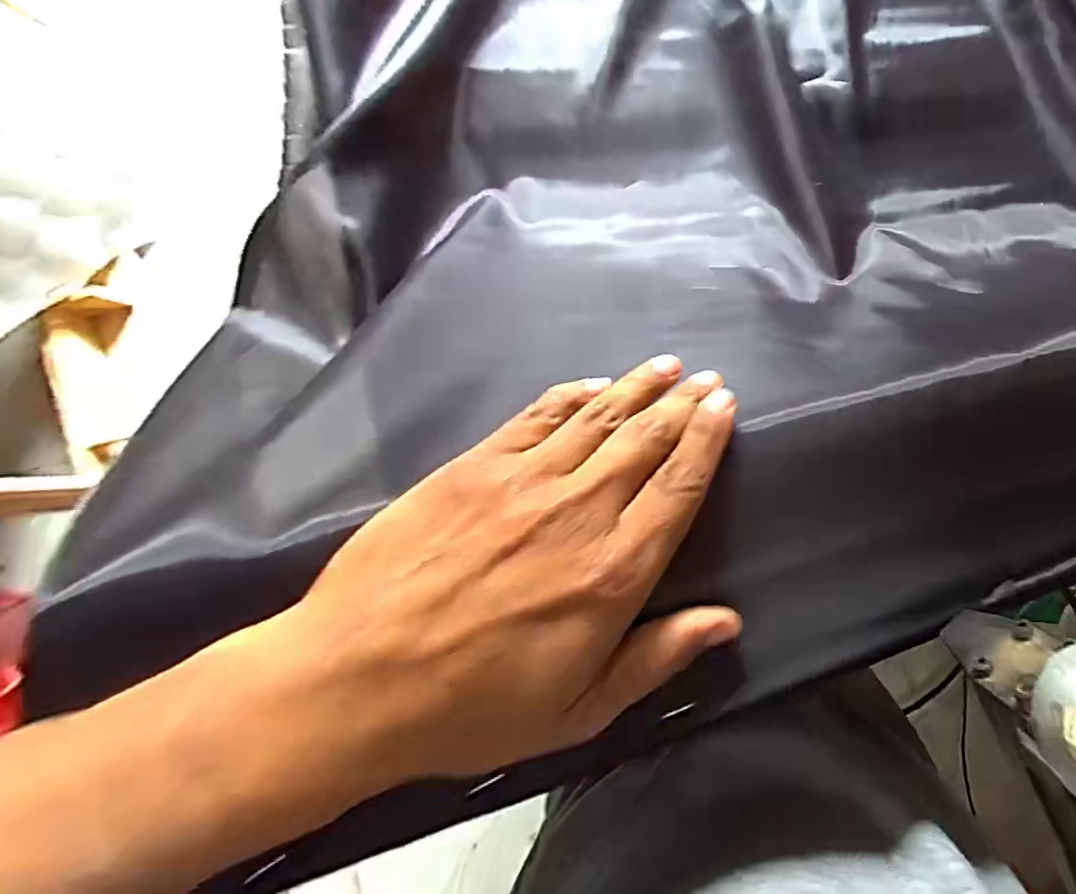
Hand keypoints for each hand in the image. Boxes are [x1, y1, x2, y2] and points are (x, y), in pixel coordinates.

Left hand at [254, 355, 741, 787]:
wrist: (346, 685)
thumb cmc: (474, 707)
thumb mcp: (580, 709)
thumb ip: (660, 656)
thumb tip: (729, 621)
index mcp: (613, 570)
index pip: (678, 486)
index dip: (707, 440)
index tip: (725, 405)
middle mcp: (579, 511)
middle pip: (647, 440)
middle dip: (685, 404)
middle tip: (709, 378)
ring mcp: (525, 481)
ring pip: (600, 418)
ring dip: (640, 387)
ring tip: (669, 366)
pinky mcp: (476, 467)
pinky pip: (539, 416)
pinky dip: (575, 395)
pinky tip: (597, 383)